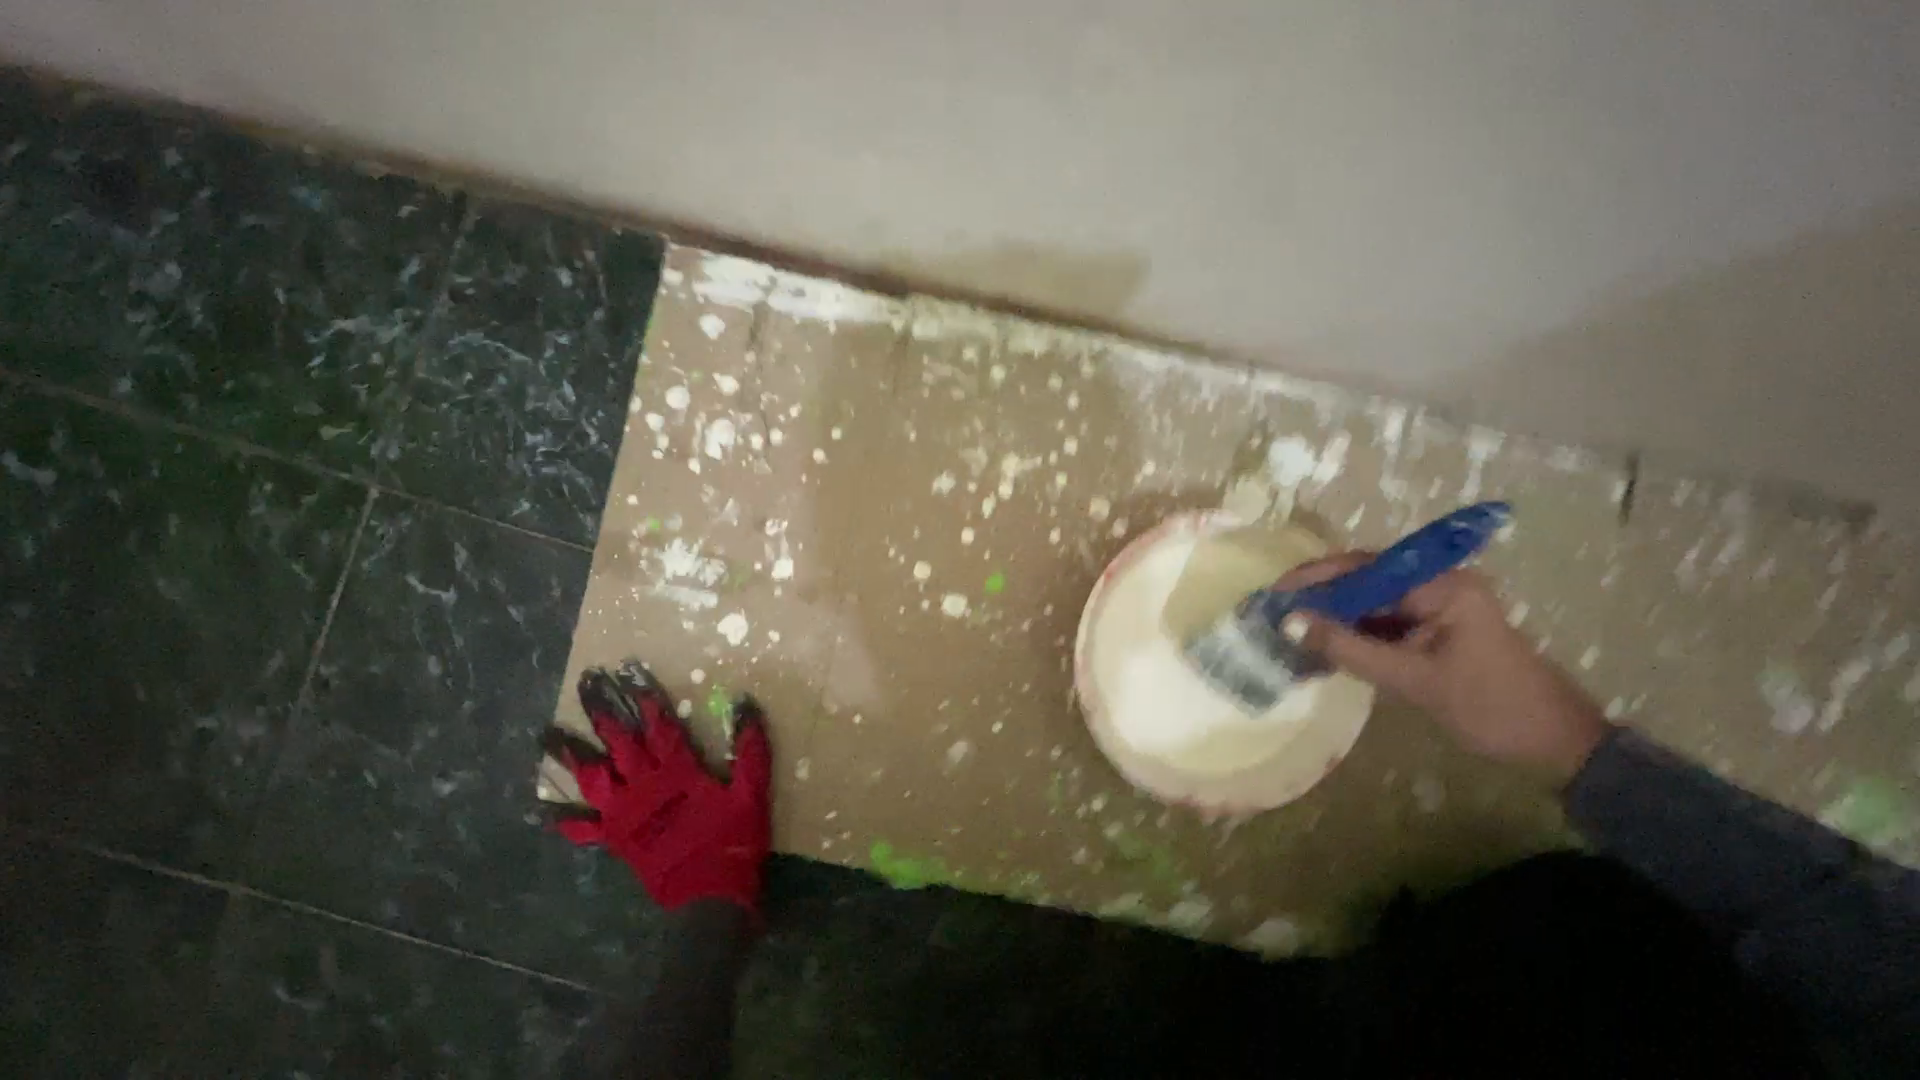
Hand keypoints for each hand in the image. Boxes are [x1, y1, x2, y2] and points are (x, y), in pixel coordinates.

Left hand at [544, 664, 771, 916]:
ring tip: (547, 733)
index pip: (659, 725)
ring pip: (590, 777)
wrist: (708, 900)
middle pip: (618, 741)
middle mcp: (644, 786)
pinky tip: (543, 807)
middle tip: (587, 682)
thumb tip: (745, 704)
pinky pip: (582, 827)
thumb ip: (750, 750)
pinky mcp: (615, 839)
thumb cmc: (732, 843)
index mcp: (678, 771)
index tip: (629, 670)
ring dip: (568, 754)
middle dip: (602, 710)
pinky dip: (562, 817)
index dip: (645, 696)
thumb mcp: (752, 794)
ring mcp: (624, 814)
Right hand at [1280, 554, 1611, 783]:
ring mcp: (1440, 607)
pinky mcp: (1437, 629)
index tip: (1275, 593)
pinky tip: (1325, 648)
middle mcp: (1441, 584)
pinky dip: (1356, 635)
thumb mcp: (1412, 680)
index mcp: (1443, 585)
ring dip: (1335, 617)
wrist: (1557, 746)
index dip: (1317, 579)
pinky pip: (1386, 622)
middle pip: (1367, 580)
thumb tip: (1290, 623)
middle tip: (1276, 612)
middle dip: (1321, 596)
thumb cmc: (1490, 708)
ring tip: (1291, 631)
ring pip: (1373, 602)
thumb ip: (1348, 648)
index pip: (1366, 569)